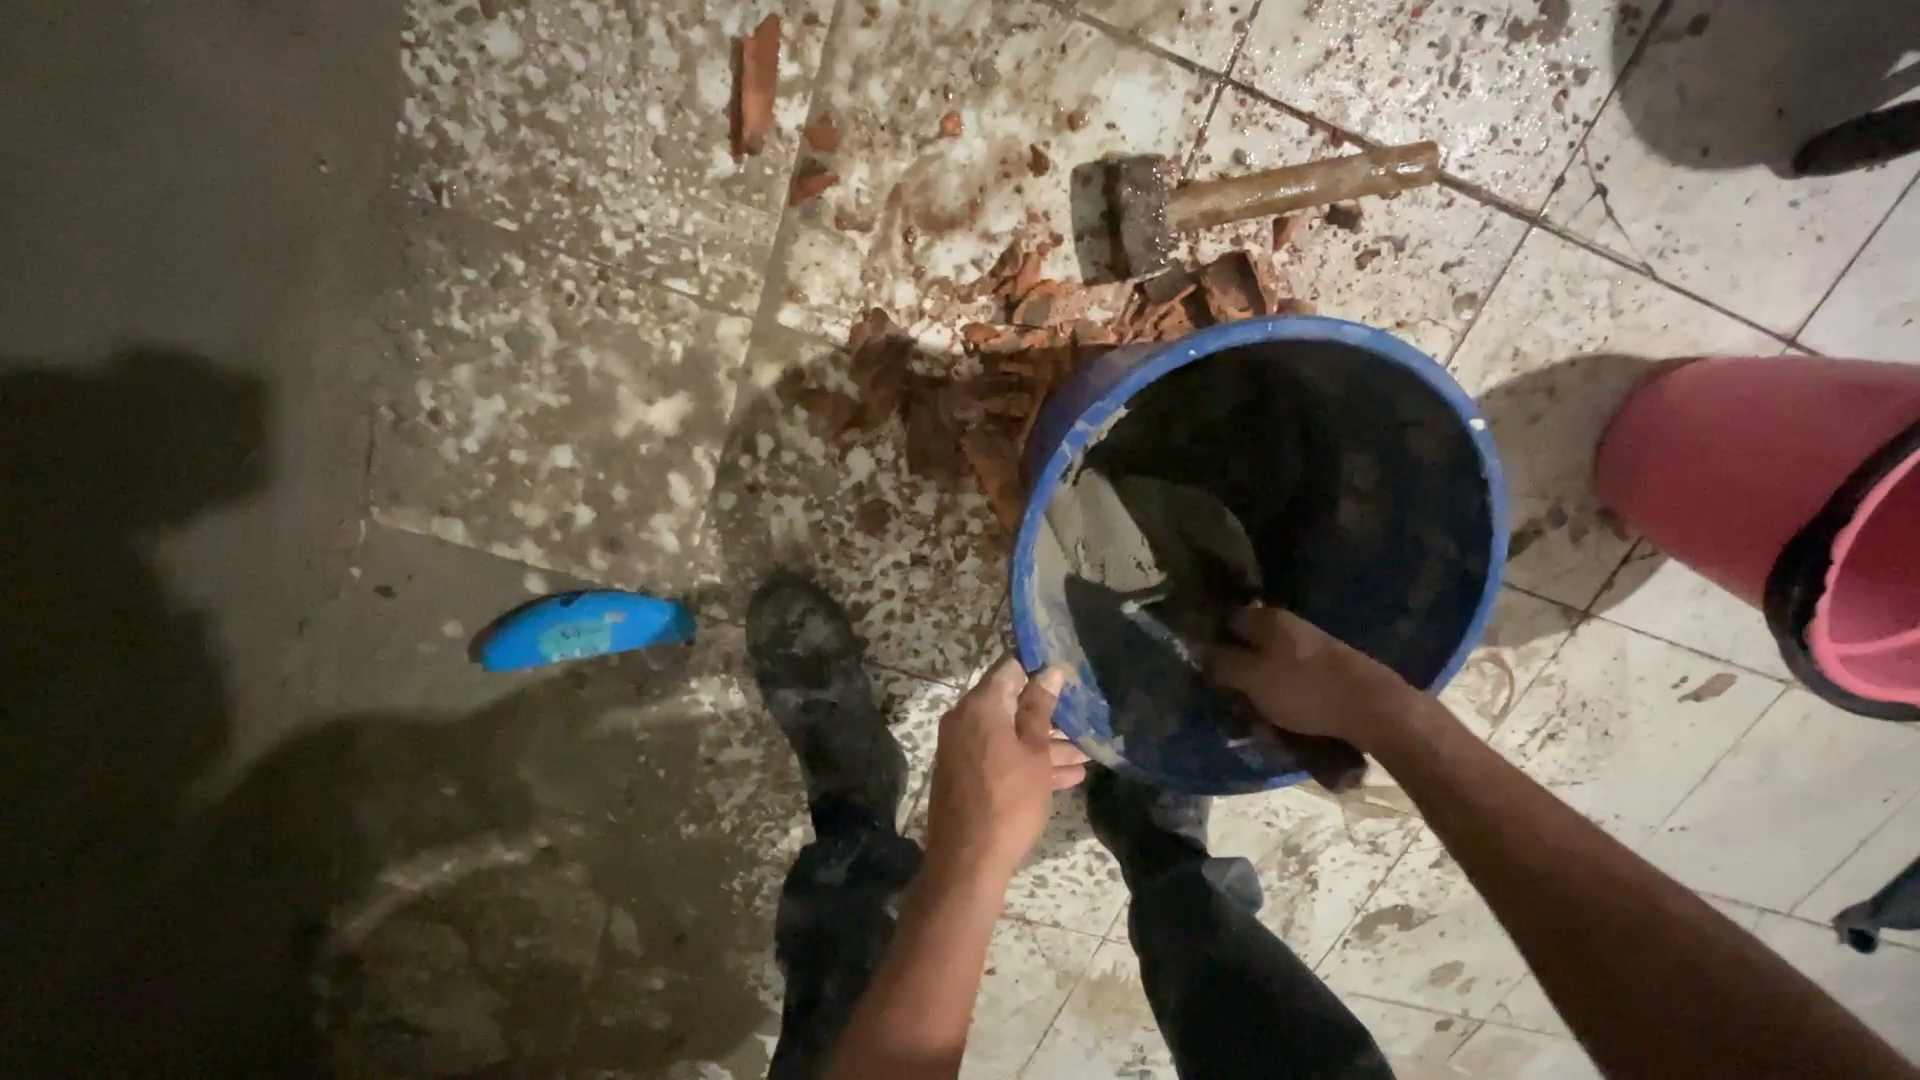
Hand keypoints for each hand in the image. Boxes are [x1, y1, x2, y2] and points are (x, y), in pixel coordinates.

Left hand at [925, 657, 1088, 882]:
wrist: (967, 861)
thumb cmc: (1008, 801)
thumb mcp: (1035, 753)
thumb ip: (1040, 710)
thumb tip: (1050, 672)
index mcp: (980, 706)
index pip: (1009, 669)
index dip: (1038, 668)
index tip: (1066, 673)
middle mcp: (965, 720)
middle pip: (1010, 703)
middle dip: (1047, 711)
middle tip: (1082, 713)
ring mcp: (963, 749)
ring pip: (1009, 734)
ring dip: (1045, 742)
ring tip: (1086, 752)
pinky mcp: (967, 774)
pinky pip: (1001, 756)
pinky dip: (1028, 762)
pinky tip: (1068, 777)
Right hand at [1207, 605, 1418, 752]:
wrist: (1373, 708)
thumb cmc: (1304, 689)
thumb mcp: (1252, 679)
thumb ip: (1223, 664)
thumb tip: (1201, 652)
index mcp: (1267, 619)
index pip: (1227, 619)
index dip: (1210, 639)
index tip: (1199, 664)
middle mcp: (1289, 625)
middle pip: (1249, 642)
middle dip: (1235, 665)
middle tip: (1222, 693)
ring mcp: (1312, 646)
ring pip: (1271, 661)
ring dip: (1258, 683)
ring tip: (1247, 710)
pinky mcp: (1328, 669)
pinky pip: (1292, 677)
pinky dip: (1281, 692)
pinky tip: (1278, 713)